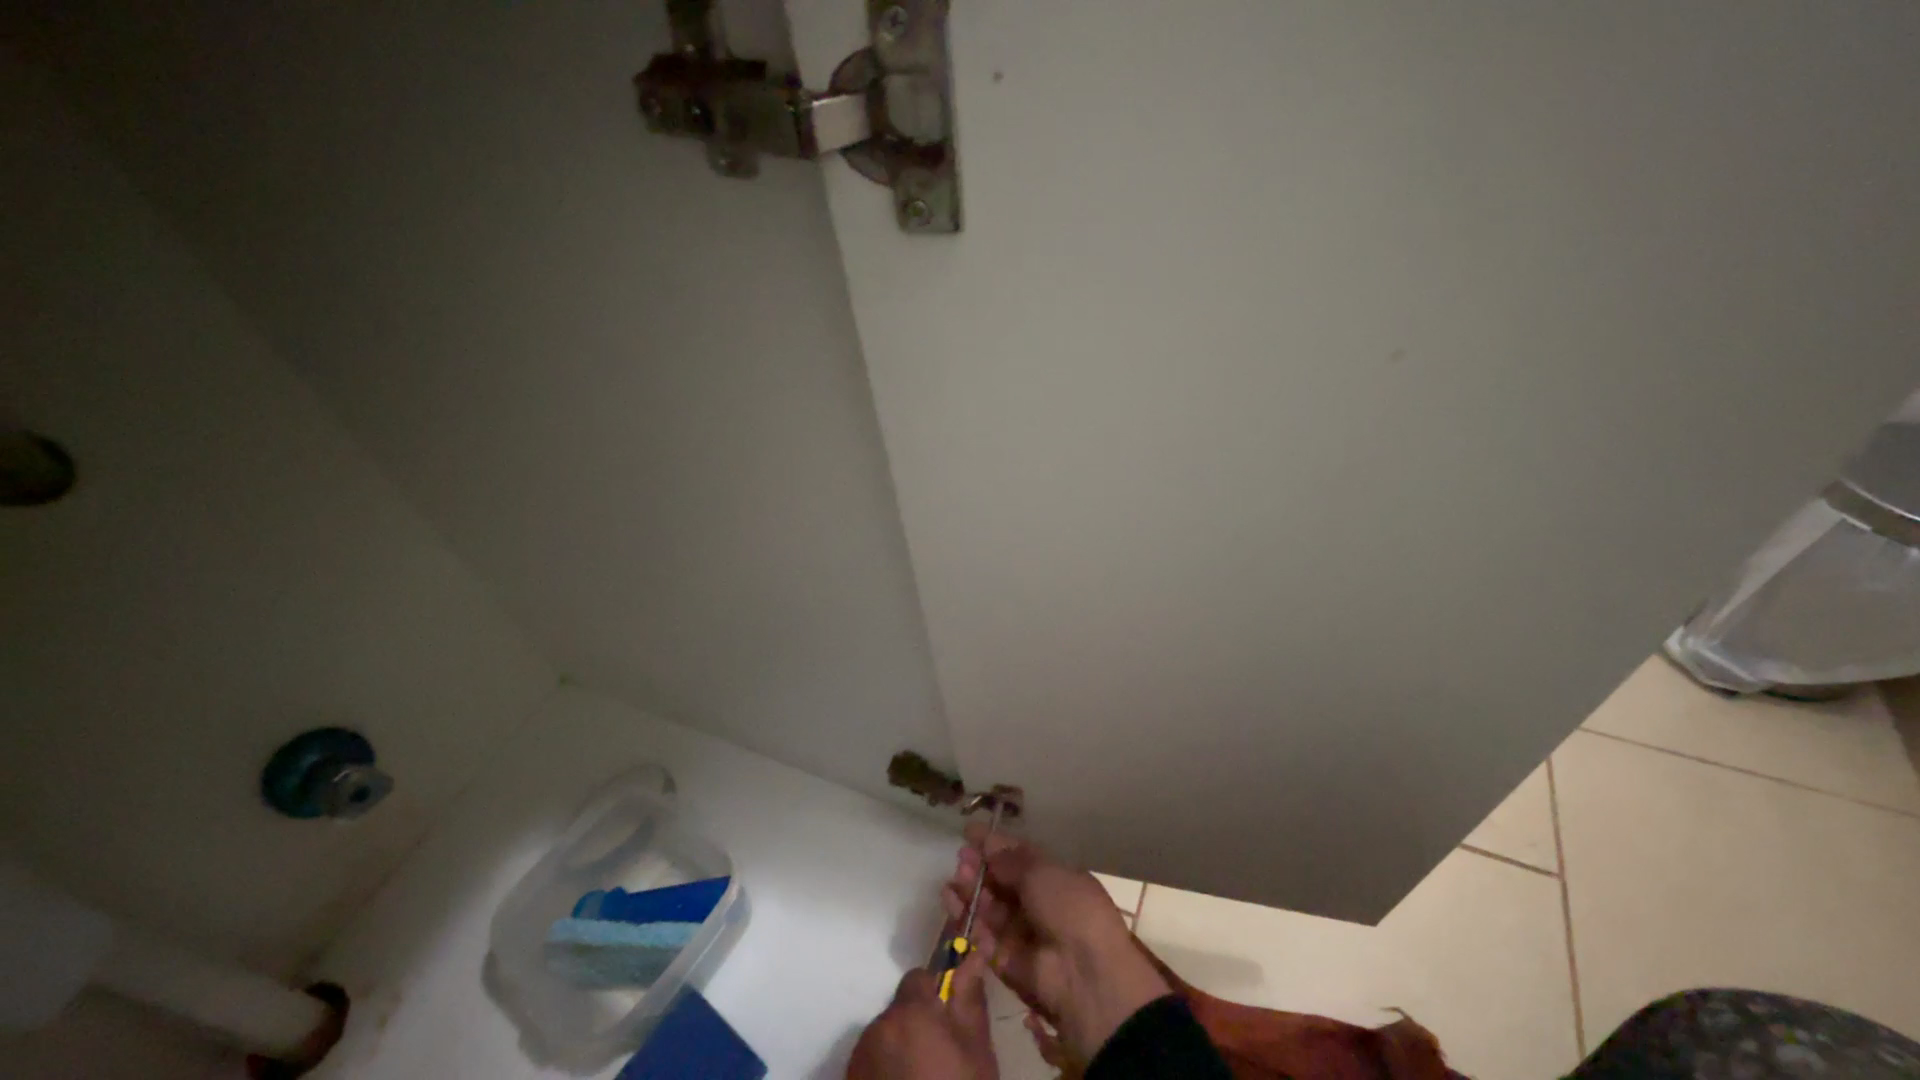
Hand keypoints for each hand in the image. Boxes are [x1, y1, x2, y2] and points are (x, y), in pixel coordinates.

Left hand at [847, 952, 997, 1079]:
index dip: (936, 994)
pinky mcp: (850, 1079)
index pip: (919, 978)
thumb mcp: (976, 1052)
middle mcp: (877, 1027)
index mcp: (910, 1013)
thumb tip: (972, 955)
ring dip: (901, 1048)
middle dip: (919, 1025)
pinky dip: (886, 1070)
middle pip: (900, 1010)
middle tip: (942, 1058)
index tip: (950, 1019)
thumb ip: (970, 1000)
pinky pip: (872, 1061)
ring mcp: (859, 1057)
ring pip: (886, 1037)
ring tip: (922, 1078)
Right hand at [944, 826, 1170, 1066]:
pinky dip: (965, 917)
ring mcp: (1020, 933)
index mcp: (1055, 879)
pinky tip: (950, 901)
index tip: (969, 831)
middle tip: (961, 859)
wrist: (1083, 972)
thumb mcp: (1043, 873)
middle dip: (980, 868)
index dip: (995, 845)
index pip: (1020, 857)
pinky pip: (981, 934)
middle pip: (1001, 882)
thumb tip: (989, 843)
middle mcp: (1038, 904)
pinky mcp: (1003, 958)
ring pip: (988, 907)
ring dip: (970, 891)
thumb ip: (1011, 859)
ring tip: (955, 880)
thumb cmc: (1069, 909)